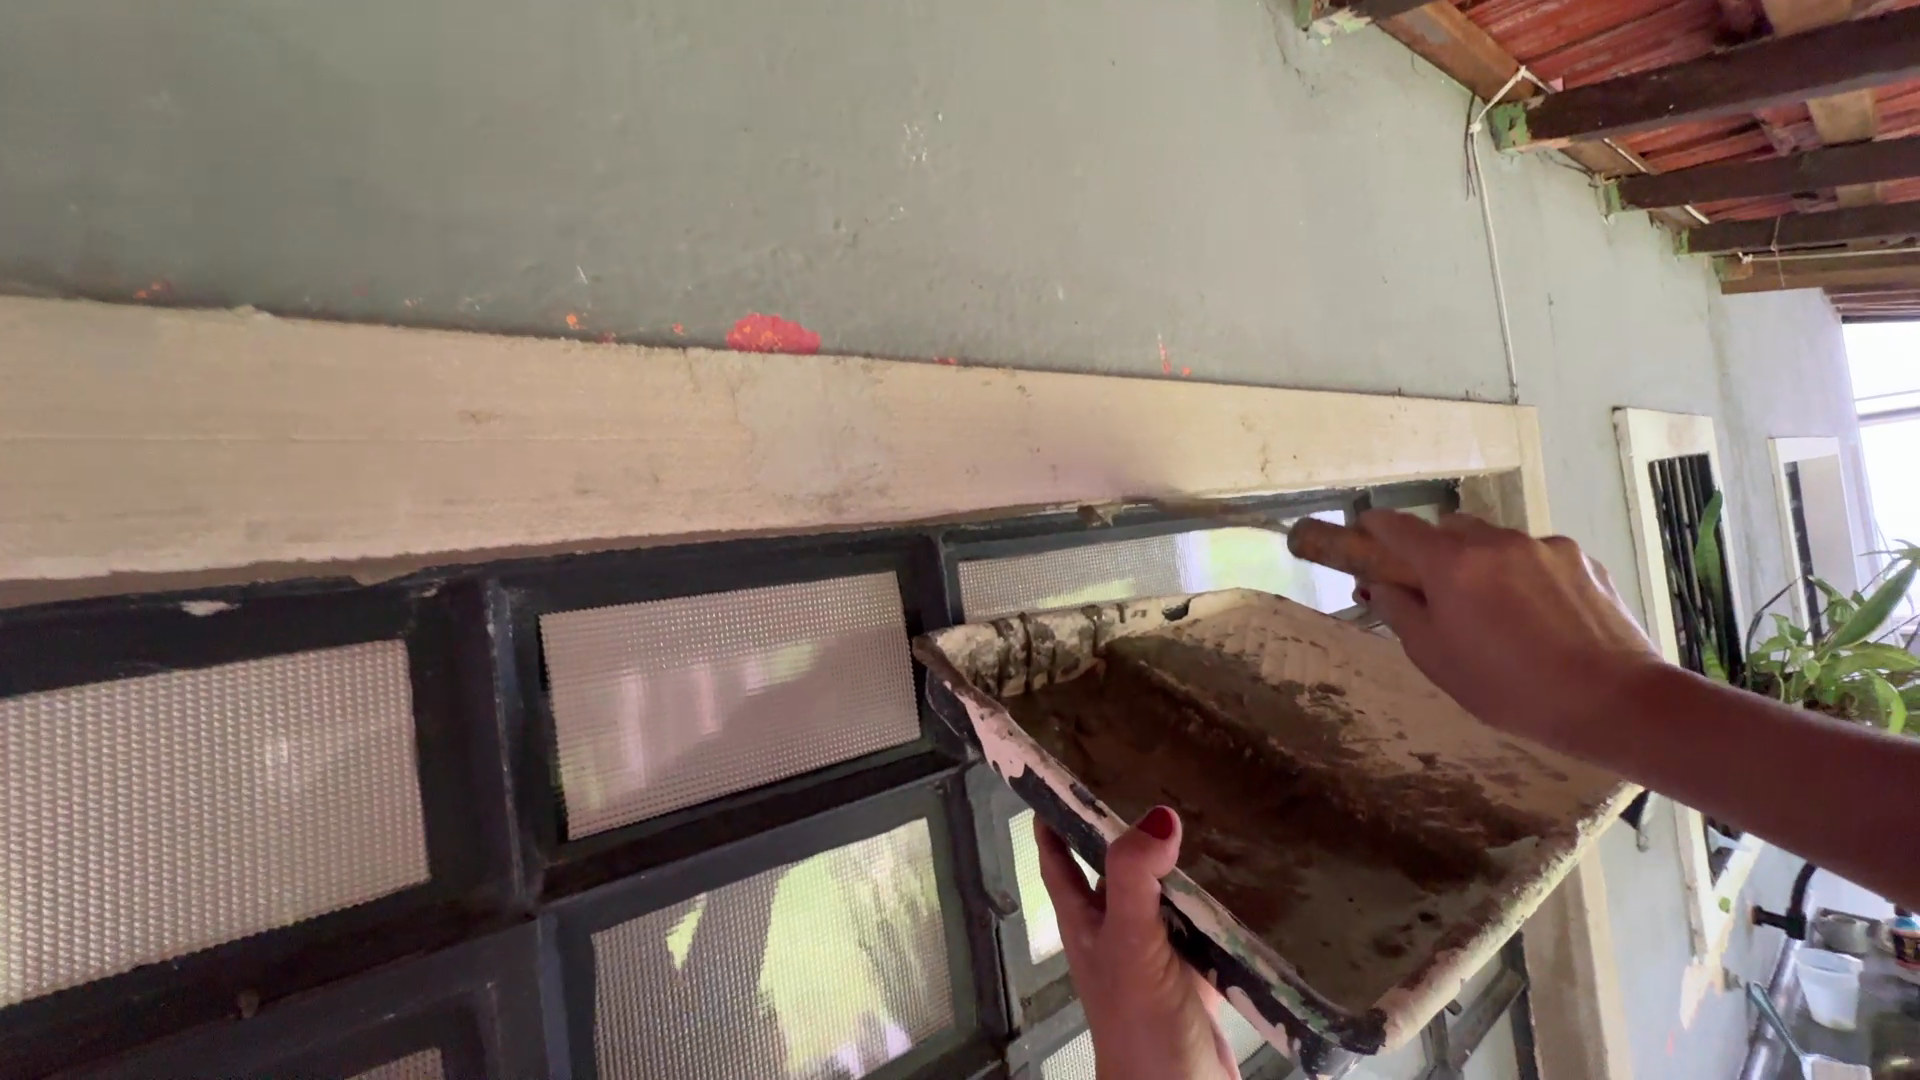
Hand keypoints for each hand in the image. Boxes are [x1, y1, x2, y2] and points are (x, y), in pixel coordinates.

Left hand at [1034, 808, 1238, 1079]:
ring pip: (1160, 896)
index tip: (1061, 774)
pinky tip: (1237, 883)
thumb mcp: (1129, 938)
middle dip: (1127, 833)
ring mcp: (1152, 954)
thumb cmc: (1139, 1020)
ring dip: (1175, 868)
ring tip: (1199, 819)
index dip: (1054, 816)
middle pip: (1112, 868)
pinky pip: (1202, 930)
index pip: (1056, 855)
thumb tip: (1159, 815)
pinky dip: (1214, 910)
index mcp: (1082, 917)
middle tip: (1151, 782)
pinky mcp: (1192, 975)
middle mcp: (1112, 929)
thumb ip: (1134, 874)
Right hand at [1354, 509, 1662, 753]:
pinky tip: (1538, 616)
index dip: (1374, 527)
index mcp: (1451, 563)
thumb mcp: (1432, 656)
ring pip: (1495, 541)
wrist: (1616, 703)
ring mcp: (1545, 547)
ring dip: (1481, 562)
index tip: (1364, 532)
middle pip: (1449, 528)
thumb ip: (1398, 611)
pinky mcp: (1584, 561)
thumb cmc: (1507, 686)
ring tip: (1494, 609)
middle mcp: (1496, 541)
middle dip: (1434, 550)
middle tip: (1435, 589)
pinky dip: (1523, 574)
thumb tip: (1382, 586)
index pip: (1397, 527)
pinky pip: (1536, 556)